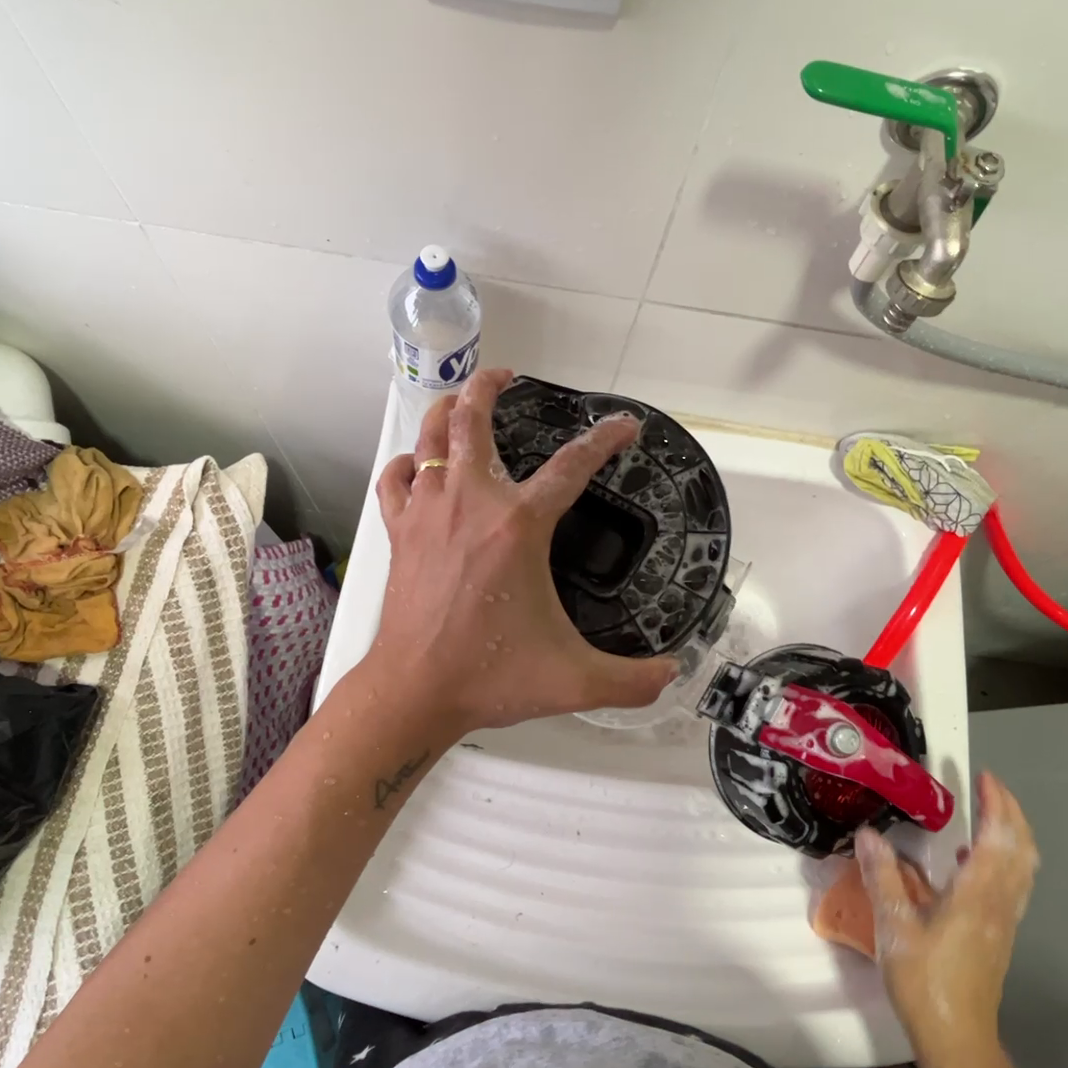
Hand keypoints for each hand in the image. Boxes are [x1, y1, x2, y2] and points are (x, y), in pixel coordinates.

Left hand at [370, 369, 676, 734]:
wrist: (415, 691)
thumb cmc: (488, 675)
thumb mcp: (574, 680)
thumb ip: (631, 679)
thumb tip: (671, 676)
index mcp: (518, 526)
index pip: (572, 466)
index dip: (605, 439)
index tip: (624, 426)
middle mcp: (471, 505)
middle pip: (473, 420)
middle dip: (489, 387)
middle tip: (506, 377)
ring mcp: (429, 514)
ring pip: (430, 438)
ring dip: (446, 411)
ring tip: (460, 399)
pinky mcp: (402, 533)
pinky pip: (397, 480)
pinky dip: (408, 464)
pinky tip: (417, 465)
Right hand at [858, 771, 1037, 1067]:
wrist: (955, 1035)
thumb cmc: (925, 980)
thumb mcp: (894, 927)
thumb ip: (883, 877)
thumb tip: (869, 834)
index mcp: (977, 896)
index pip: (998, 840)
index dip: (997, 805)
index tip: (986, 777)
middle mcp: (999, 904)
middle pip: (1021, 851)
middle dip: (1011, 814)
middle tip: (990, 788)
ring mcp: (1003, 920)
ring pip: (1021, 868)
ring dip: (1011, 835)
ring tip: (987, 815)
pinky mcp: (998, 934)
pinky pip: (1011, 884)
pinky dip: (1001, 859)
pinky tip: (968, 861)